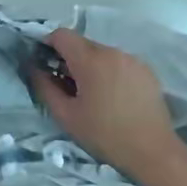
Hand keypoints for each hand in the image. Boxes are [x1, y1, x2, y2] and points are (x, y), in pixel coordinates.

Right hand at [29, 29, 186, 185]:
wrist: (152, 151)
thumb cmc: (104, 135)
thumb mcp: (66, 116)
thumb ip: (45, 87)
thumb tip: (34, 69)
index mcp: (91, 60)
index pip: (62, 34)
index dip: (48, 44)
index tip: (45, 64)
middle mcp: (113, 51)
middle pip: (82, 43)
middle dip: (69, 58)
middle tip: (66, 86)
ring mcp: (132, 59)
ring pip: (101, 53)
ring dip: (90, 66)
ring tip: (91, 95)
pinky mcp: (146, 70)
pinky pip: (119, 62)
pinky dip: (109, 71)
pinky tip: (112, 97)